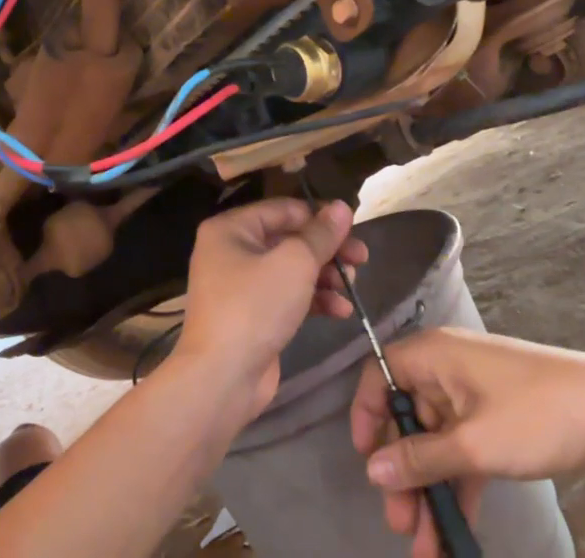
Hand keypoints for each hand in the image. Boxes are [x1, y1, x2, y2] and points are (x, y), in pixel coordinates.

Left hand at [174, 198, 368, 414]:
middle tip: (361, 258)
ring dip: (325, 275)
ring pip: (291, 269)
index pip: (282, 209)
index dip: (319, 216)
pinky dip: (314, 299)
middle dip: (327, 249)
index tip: (354, 227)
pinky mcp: (254, 315)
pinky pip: (288, 296)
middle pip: (289, 239)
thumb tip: (341, 206)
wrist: (222, 377)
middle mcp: (231, 251)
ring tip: (352, 284)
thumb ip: (321, 234)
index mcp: (230, 229)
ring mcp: (241, 286)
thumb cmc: (254, 307)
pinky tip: (341, 311)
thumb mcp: (294, 263)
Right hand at [350, 329, 584, 557]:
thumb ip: (421, 459)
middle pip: (408, 419)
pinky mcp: (497, 422)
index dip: (367, 414)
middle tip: (400, 522)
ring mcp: (473, 397)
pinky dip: (459, 487)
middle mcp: (447, 371)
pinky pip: (464, 453)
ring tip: (425, 544)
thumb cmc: (537, 414)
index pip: (380, 375)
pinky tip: (455, 531)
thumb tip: (372, 471)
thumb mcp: (474, 444)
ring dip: (430, 490)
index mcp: (434, 356)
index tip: (367, 460)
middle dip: (402, 473)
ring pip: (437, 444)